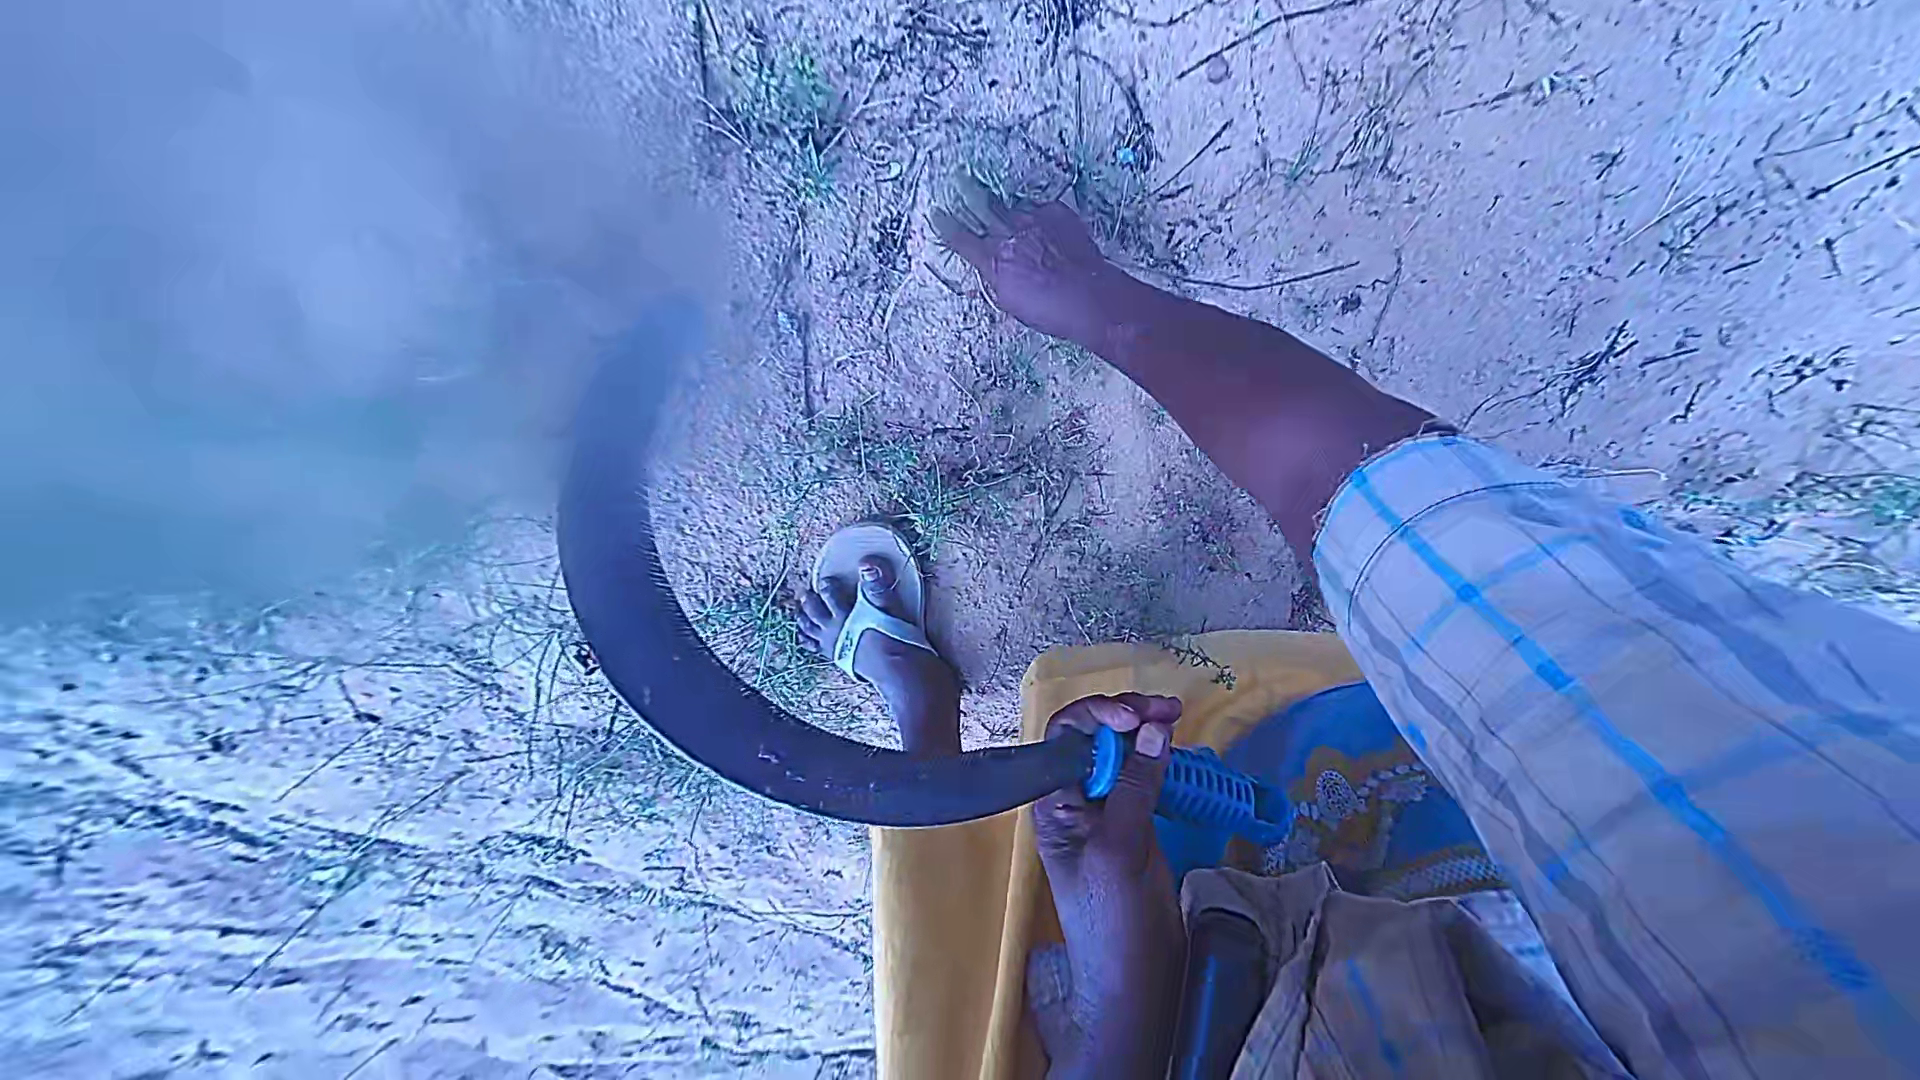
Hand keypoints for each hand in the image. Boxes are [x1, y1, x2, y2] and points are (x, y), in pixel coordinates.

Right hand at [931, 180, 1124, 344]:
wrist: (1088, 297)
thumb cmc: (1051, 309)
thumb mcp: (1011, 304)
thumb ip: (994, 282)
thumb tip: (985, 274)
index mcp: (994, 262)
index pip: (961, 239)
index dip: (946, 225)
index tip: (937, 215)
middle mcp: (1010, 236)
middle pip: (982, 208)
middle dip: (967, 194)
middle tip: (958, 179)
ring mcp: (1034, 221)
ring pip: (1009, 207)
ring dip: (1001, 205)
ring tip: (994, 200)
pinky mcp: (1056, 213)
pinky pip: (1037, 207)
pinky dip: (1032, 214)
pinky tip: (1035, 223)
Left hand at [1028, 693, 1185, 1079]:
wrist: (1138, 983)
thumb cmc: (1113, 922)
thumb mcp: (1120, 850)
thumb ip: (1134, 787)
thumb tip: (1152, 729)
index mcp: (1054, 801)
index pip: (1063, 737)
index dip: (1094, 717)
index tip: (1132, 719)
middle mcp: (1074, 796)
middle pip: (1091, 736)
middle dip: (1124, 714)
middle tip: (1166, 709)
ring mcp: (1105, 806)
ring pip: (1118, 750)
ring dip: (1144, 726)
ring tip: (1174, 714)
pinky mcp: (1133, 818)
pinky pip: (1140, 772)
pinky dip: (1157, 753)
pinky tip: (1173, 741)